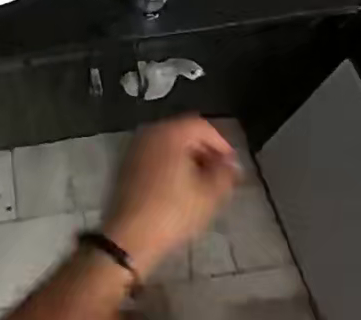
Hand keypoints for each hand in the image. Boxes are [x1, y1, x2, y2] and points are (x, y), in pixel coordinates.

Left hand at [101, 115, 240, 274]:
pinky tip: (180, 187)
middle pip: (185, 132)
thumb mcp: (208, 194)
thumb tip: (232, 164)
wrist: (132, 234)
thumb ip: (225, 174)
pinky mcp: (128, 162)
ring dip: (190, 158)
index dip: (221, 144)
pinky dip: (172, 163)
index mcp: (170, 132)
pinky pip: (156, 154)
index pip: (202, 126)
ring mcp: (136, 145)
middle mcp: (151, 131)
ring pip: (170, 144)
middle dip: (206, 151)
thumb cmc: (173, 211)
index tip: (232, 166)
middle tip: (220, 175)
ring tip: (203, 183)